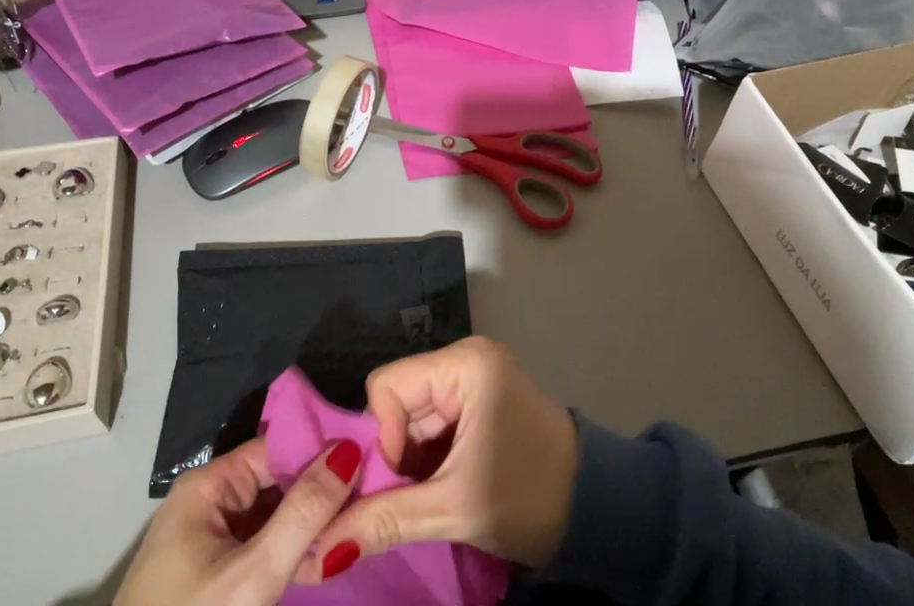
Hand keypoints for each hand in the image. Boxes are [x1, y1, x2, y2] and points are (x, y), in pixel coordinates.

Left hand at [117, 436, 363, 605]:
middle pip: (280, 479)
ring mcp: (213, 534)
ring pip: (277, 513)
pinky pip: (266, 542)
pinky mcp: (218, 566)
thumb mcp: (254, 573)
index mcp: (209, 485)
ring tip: (362, 527)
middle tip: (376, 499)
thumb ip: (304, 513)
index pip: (279, 447)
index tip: (375, 457)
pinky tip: (328, 558)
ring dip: (313, 525)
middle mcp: (211, 499)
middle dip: (324, 492)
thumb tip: (349, 447)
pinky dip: (294, 549)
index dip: (325, 450)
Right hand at [301, 336, 579, 578]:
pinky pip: (432, 428)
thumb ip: (383, 520)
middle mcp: (467, 361)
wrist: (598, 514)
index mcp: (466, 364)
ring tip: (431, 498)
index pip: (388, 386)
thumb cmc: (531, 498)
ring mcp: (475, 383)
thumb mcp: (455, 508)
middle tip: (409, 500)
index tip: (402, 482)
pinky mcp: (481, 406)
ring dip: (411, 464)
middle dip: (396, 455)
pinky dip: (427, 462)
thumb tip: (315, 552)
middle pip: (398, 402)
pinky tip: (440, 489)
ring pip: (411, 420)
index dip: (383, 436)